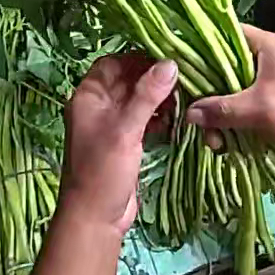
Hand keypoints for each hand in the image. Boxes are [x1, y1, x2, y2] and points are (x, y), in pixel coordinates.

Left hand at [59, 54, 178, 231]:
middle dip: (153, 79)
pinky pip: (143, 120)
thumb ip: (147, 95)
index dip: (138, 58)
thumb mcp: (125, 129)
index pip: (113, 63)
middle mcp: (99, 107)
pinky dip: (158, 117)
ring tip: (184, 98)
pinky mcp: (126, 142)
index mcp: (89, 97)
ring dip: (159, 99)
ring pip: (138, 101)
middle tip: (184, 77)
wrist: (96, 217)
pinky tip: (176, 120)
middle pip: (128, 81)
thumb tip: (171, 63)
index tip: (168, 57)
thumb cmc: (103, 169)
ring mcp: (112, 125)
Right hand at [186, 25, 274, 170]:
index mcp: (265, 47)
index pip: (221, 33)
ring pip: (229, 95)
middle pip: (220, 69)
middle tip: (194, 121)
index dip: (196, 46)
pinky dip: (231, 127)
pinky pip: (241, 113)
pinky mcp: (273, 108)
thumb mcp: (263, 109)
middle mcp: (264, 61)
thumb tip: (187, 113)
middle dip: (205, 96)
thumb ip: (223, 109)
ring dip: (217, 118)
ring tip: (216, 143)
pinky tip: (225, 146)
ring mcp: (269, 85)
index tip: (174, 67)